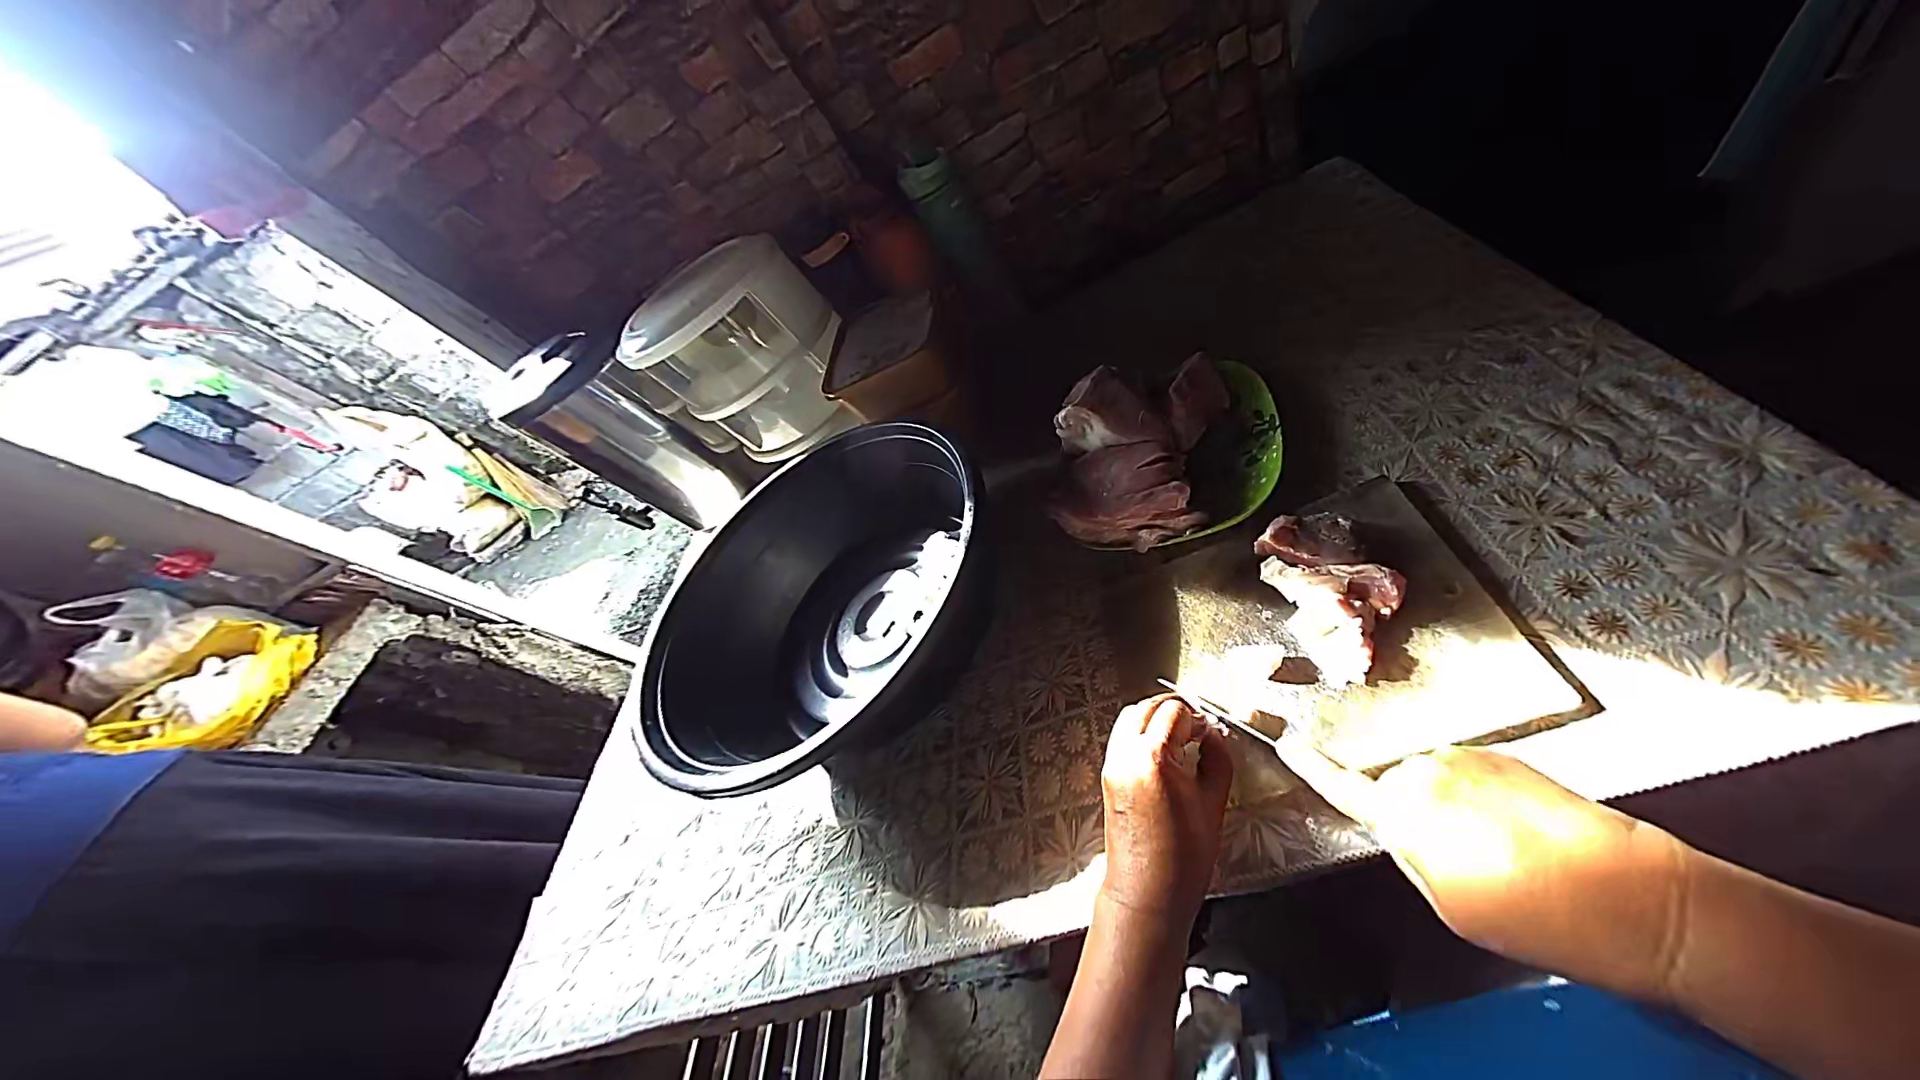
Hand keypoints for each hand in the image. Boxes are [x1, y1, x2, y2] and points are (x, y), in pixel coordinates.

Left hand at [1099, 694, 1233, 919]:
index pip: (1173, 712)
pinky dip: (1141, 734)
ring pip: (1130, 719)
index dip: (1196, 716)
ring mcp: (1113, 765)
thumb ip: (1217, 760)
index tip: (1210, 730)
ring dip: (1154, 719)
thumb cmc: (1182, 858)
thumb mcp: (1214, 804)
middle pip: (1146, 708)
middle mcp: (1126, 756)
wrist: (1147, 891)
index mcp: (1154, 758)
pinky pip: (1123, 739)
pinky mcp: (1108, 776)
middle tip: (1197, 727)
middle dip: (1173, 711)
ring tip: (1182, 738)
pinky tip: (1163, 752)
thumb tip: (1214, 736)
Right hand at [1278, 742, 1692, 1001]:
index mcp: (1405, 814)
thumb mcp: (1453, 907)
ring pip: (1433, 781)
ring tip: (1501, 852)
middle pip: (1392, 785)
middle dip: (1409, 813)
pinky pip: (1468, 776)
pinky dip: (1482, 801)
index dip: (1307, 765)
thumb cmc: (1548, 917)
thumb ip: (1408, 857)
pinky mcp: (1504, 757)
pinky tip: (1519, 837)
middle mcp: (1427, 773)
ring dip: (1451, 808)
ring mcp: (1466, 760)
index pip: (1338, 784)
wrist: (1646, 900)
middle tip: (1456, 858)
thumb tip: (1398, 832)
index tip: (1286, 744)